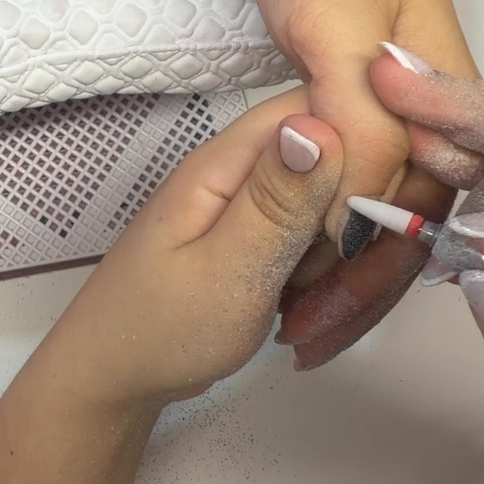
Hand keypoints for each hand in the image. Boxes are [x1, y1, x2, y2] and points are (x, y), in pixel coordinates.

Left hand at [42, 87, 343, 411]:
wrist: (117, 376)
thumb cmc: (158, 329)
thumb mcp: (225, 270)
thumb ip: (277, 201)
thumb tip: (319, 121)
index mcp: (225, 165)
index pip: (320, 107)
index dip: (366, 153)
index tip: (361, 226)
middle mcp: (242, 175)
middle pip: (345, 168)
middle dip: (360, 236)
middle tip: (330, 295)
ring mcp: (255, 209)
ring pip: (343, 217)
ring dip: (346, 274)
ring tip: (303, 320)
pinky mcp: (265, 241)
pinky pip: (326, 249)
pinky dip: (330, 289)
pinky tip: (301, 321)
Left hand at [249, 0, 477, 367]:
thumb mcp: (329, 28)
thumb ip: (349, 121)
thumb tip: (353, 210)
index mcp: (418, 97)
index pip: (400, 205)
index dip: (363, 267)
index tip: (317, 322)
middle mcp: (407, 107)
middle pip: (388, 217)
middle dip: (349, 280)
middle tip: (301, 339)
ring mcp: (375, 98)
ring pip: (363, 201)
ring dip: (331, 258)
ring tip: (295, 319)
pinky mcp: (343, 88)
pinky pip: (341, 169)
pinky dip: (319, 214)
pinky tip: (297, 250)